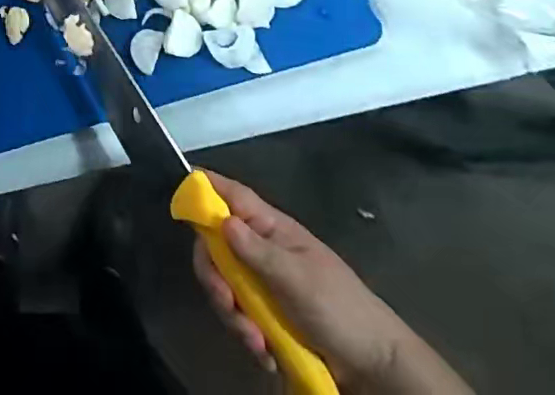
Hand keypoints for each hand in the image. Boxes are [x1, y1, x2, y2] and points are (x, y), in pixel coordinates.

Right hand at [192, 172, 470, 393]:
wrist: (374, 365)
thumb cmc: (340, 308)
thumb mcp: (297, 278)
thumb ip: (257, 250)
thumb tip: (221, 219)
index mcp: (272, 227)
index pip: (232, 195)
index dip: (205, 189)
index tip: (180, 199)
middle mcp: (261, 247)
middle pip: (215, 244)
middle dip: (214, 275)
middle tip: (226, 302)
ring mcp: (262, 280)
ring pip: (223, 282)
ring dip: (232, 313)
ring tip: (256, 342)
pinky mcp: (264, 311)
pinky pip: (237, 313)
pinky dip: (245, 333)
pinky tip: (264, 352)